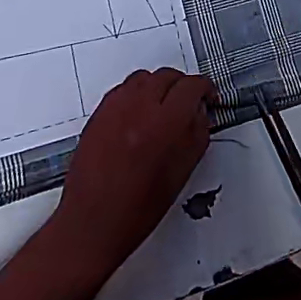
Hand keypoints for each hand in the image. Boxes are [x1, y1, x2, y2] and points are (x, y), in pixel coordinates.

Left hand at [52, 68, 213, 268]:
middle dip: (182, 85)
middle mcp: (138, 109)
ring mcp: (115, 109)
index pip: (191, 86)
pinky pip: (122, 89)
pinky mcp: (98, 114)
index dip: (205, 88)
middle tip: (189, 99)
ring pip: (143, 77)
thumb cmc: (133, 209)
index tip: (207, 95)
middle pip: (167, 76)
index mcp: (164, 124)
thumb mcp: (181, 172)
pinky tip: (140, 110)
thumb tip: (200, 114)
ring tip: (164, 104)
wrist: (93, 223)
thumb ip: (196, 134)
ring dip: (158, 86)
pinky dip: (135, 93)